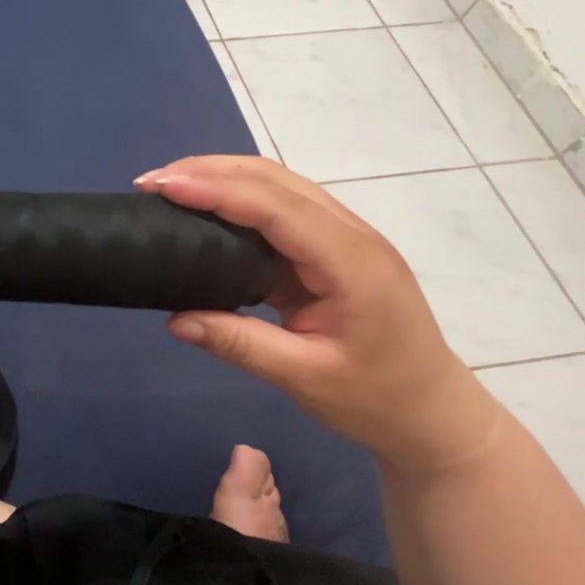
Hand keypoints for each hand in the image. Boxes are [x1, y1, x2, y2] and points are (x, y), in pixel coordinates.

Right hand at [136, 156, 501, 476]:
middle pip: (277, 180)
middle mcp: (352, 236)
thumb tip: (175, 319)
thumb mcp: (305, 378)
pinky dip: (239, 200)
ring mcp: (346, 239)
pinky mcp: (333, 250)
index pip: (276, 209)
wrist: (433, 414)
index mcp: (351, 263)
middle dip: (212, 170)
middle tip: (152, 183)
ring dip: (224, 178)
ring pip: (280, 186)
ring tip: (170, 188)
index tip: (163, 188)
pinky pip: (282, 210)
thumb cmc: (376, 399)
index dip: (217, 190)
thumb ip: (241, 345)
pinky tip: (206, 211)